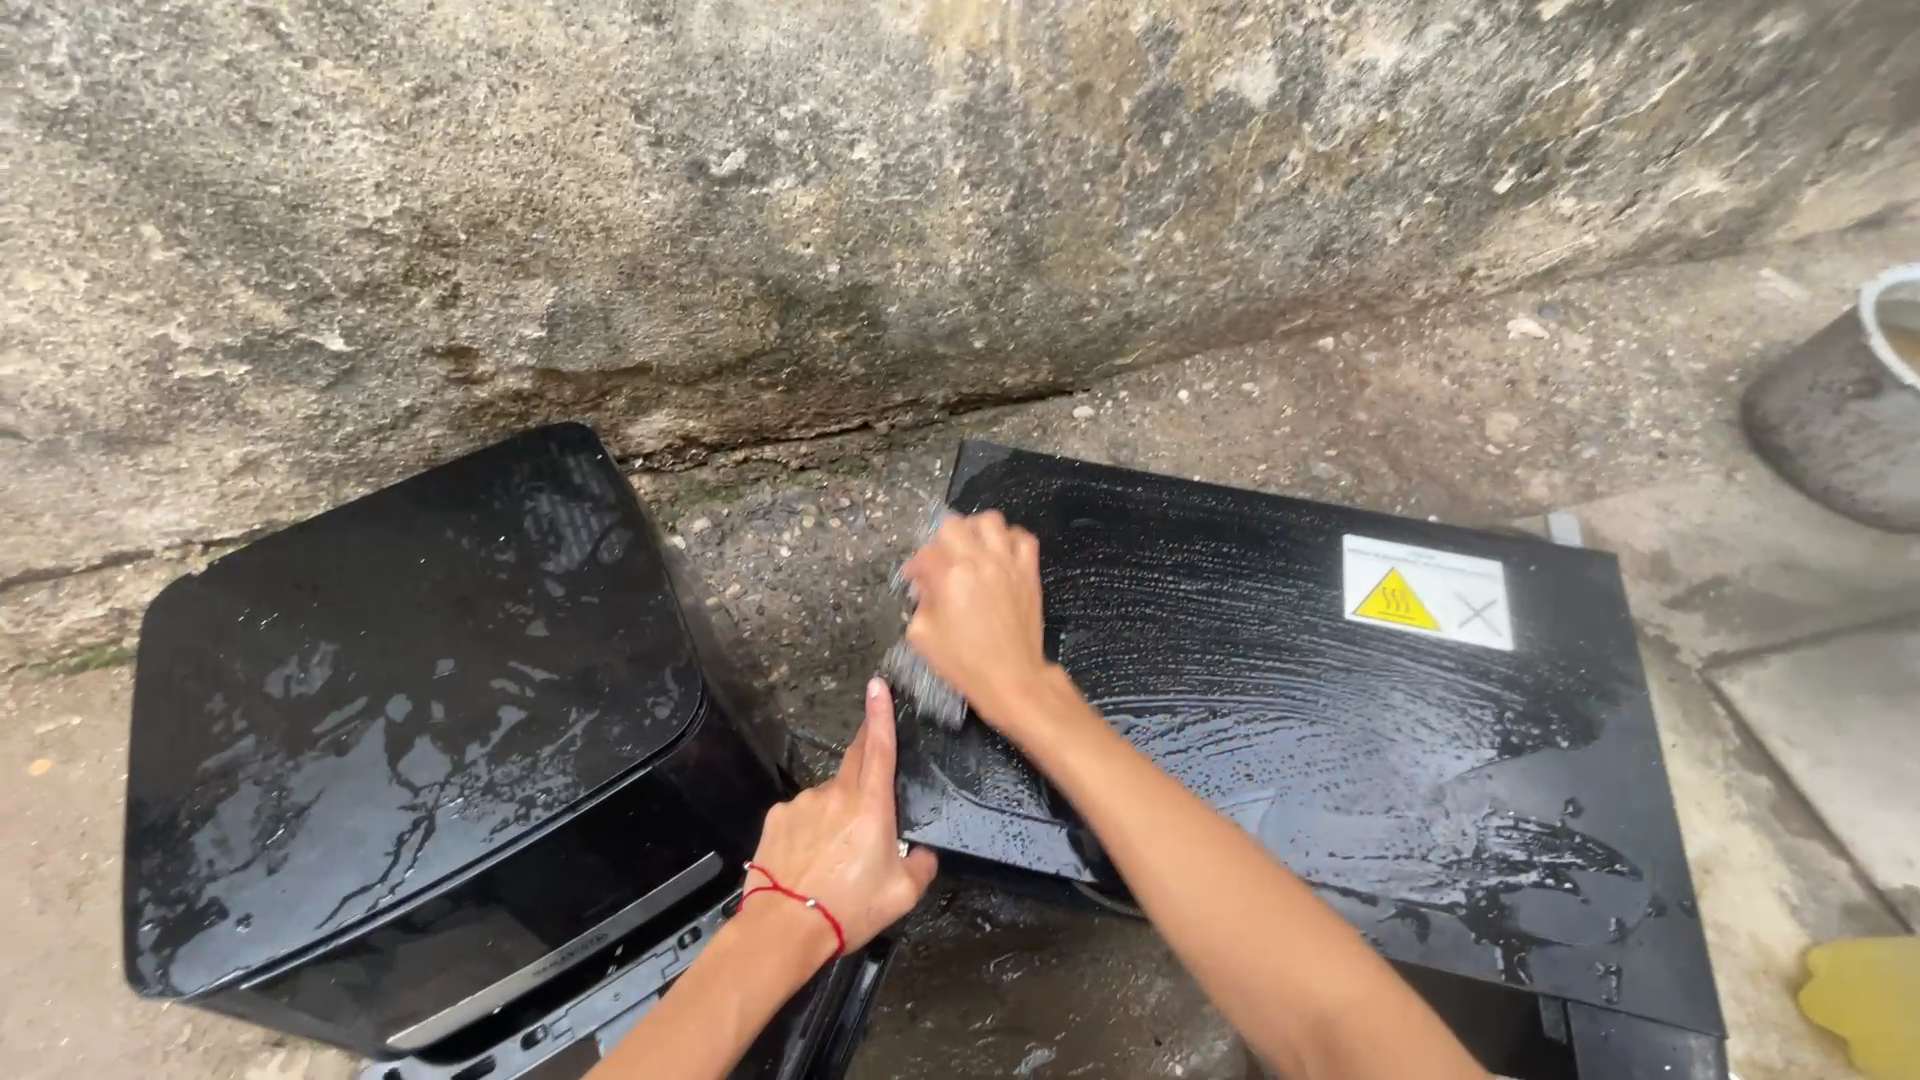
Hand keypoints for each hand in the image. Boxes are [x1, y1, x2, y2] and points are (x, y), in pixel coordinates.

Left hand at [743, 679, 937, 965]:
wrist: (783, 929)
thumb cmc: (847, 909)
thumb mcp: (901, 894)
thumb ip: (922, 866)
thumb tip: (926, 853)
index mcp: (870, 804)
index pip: (880, 746)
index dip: (880, 712)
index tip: (877, 684)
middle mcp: (836, 794)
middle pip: (855, 760)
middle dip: (865, 759)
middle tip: (871, 791)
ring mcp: (802, 802)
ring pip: (828, 797)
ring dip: (836, 814)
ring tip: (835, 858)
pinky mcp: (777, 817)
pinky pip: (801, 814)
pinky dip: (810, 829)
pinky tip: (809, 859)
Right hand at [899, 510, 1054, 728]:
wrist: (1011, 677)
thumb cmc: (965, 662)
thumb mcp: (923, 636)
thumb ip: (920, 603)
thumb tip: (925, 587)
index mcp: (949, 576)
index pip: (926, 553)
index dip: (916, 566)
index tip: (915, 579)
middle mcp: (979, 561)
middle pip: (954, 525)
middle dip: (941, 541)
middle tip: (941, 560)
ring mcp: (1007, 563)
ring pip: (990, 521)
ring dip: (975, 531)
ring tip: (971, 548)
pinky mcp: (1028, 572)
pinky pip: (1023, 538)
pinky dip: (1009, 539)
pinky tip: (1000, 553)